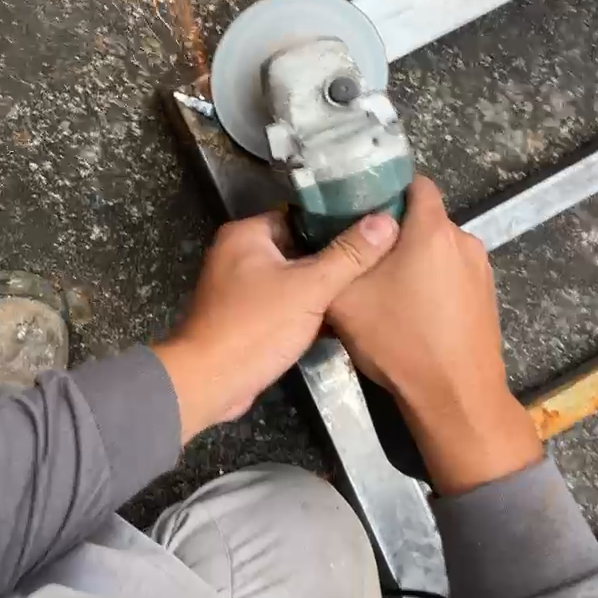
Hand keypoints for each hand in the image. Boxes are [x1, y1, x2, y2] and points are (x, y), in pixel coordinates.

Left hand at [154, 210, 397, 442]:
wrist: (211, 380)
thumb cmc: (257, 325)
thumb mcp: (310, 287)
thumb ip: (348, 255)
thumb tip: (385, 221)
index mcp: (246, 234)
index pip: (299, 216)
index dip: (336, 222)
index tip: (375, 227)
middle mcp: (239, 254)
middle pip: (298, 248)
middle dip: (335, 259)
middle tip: (380, 260)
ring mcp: (241, 287)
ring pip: (294, 279)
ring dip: (324, 288)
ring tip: (371, 287)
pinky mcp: (247, 316)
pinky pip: (285, 304)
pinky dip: (309, 310)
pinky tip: (346, 317)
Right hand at [327, 177, 542, 493]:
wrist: (455, 398)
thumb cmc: (398, 340)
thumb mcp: (345, 299)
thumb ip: (337, 258)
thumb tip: (328, 236)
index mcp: (431, 231)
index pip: (416, 183)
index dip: (386, 188)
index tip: (357, 206)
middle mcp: (463, 241)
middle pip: (423, 218)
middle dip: (392, 230)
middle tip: (358, 251)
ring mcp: (481, 270)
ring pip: (436, 248)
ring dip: (410, 257)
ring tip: (380, 284)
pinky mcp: (487, 296)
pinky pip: (451, 272)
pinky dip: (429, 279)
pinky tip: (408, 308)